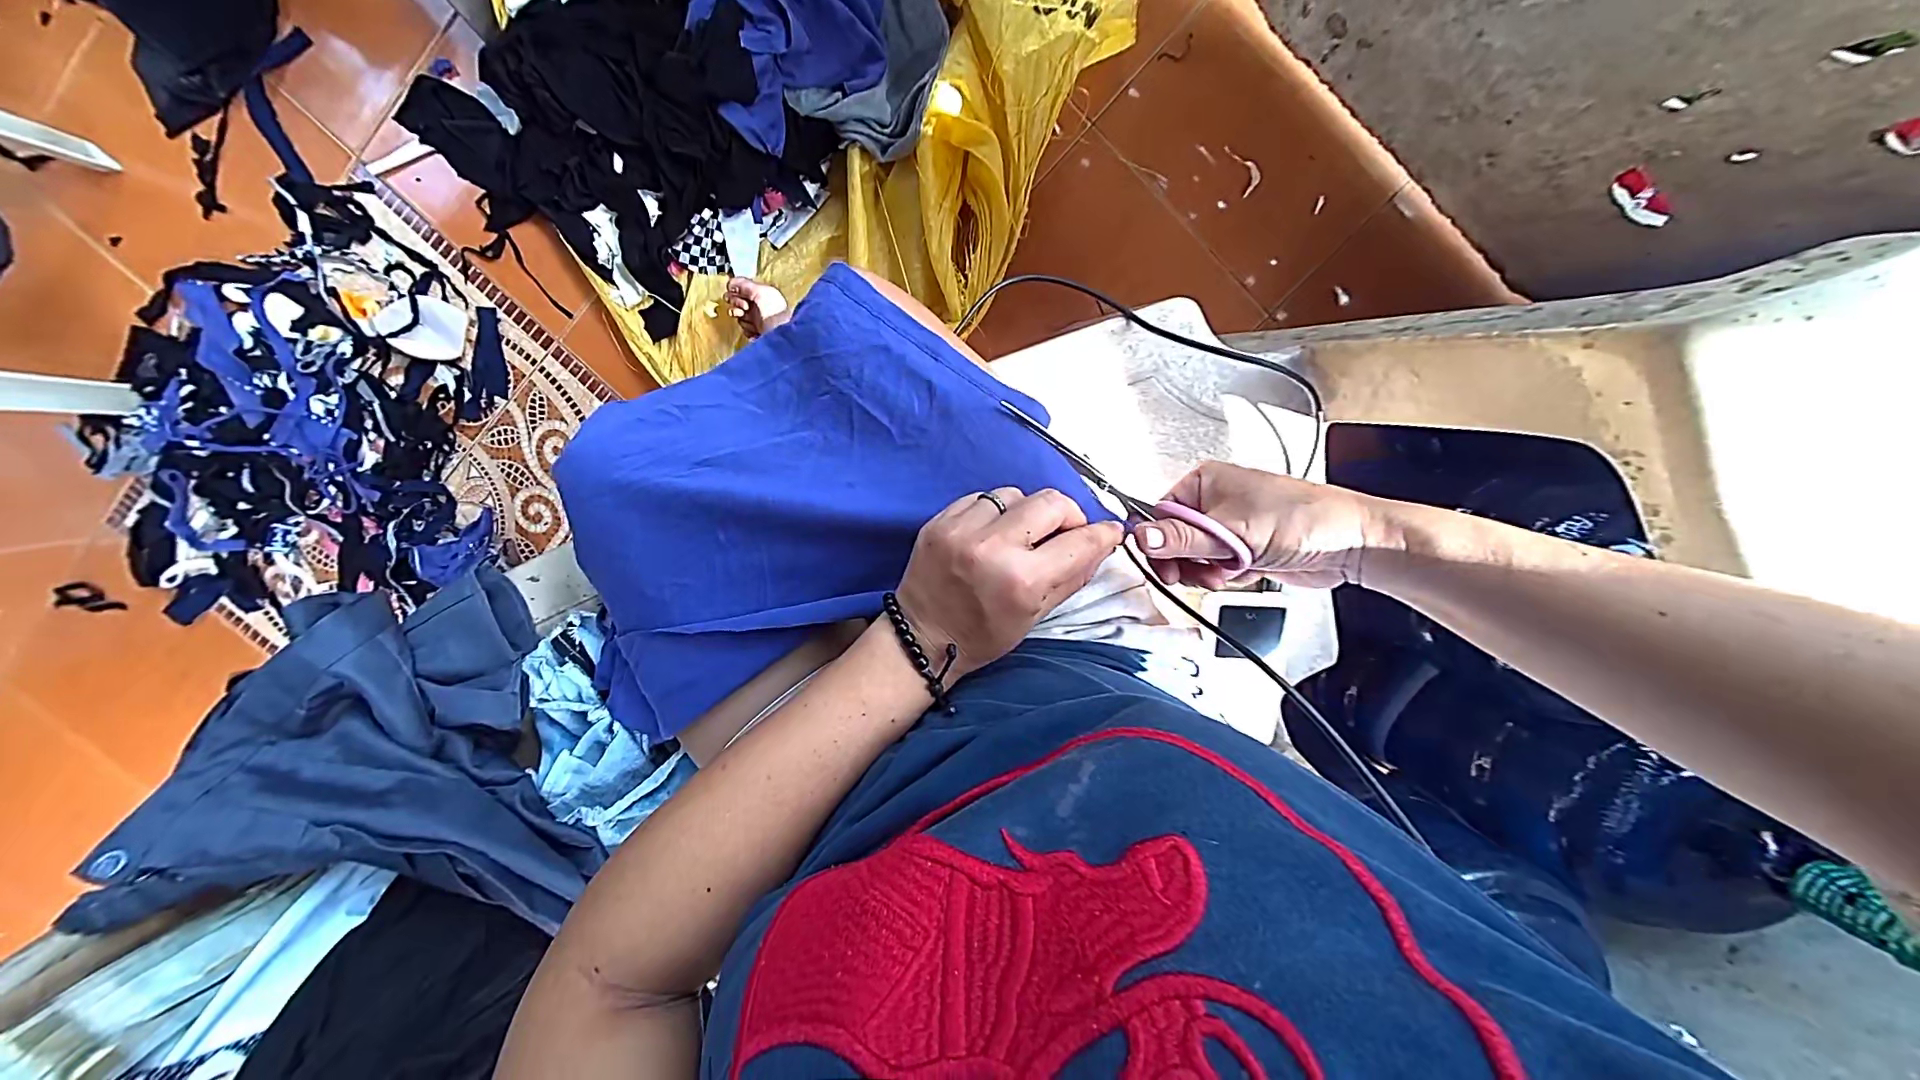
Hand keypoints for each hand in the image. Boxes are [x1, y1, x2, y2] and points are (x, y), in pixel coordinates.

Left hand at [893, 488, 1124, 679]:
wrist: (921, 637)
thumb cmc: (981, 635)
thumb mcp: (1035, 615)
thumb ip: (1072, 576)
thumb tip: (1101, 544)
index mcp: (1021, 580)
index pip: (1080, 541)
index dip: (1103, 533)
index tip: (1109, 531)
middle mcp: (992, 547)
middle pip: (1052, 501)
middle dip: (1068, 516)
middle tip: (1064, 533)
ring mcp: (962, 530)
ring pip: (1016, 493)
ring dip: (1027, 511)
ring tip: (1021, 535)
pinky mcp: (940, 521)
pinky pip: (982, 497)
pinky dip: (995, 510)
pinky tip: (992, 531)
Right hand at [1137, 462, 1390, 589]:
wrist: (1352, 544)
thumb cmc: (1306, 520)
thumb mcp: (1233, 532)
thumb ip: (1183, 538)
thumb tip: (1142, 536)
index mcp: (1204, 482)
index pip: (1160, 516)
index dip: (1160, 544)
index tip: (1167, 565)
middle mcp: (1214, 501)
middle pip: (1173, 540)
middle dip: (1187, 562)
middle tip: (1200, 573)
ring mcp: (1228, 525)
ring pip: (1192, 557)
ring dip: (1205, 572)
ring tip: (1228, 571)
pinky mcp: (1241, 547)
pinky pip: (1213, 566)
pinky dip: (1222, 575)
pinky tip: (1241, 572)